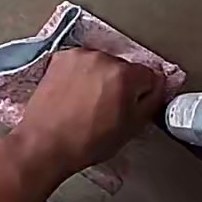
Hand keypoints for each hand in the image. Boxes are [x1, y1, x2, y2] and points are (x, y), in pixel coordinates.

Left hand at [10, 49, 168, 178]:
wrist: (44, 145)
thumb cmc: (86, 141)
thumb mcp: (132, 128)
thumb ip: (152, 101)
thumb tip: (157, 87)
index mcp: (125, 75)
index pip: (149, 75)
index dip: (144, 93)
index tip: (134, 104)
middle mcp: (103, 59)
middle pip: (125, 68)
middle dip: (121, 84)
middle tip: (109, 108)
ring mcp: (80, 57)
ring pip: (103, 64)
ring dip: (101, 78)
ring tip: (89, 104)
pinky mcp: (60, 59)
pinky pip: (81, 63)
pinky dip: (81, 75)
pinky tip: (75, 95)